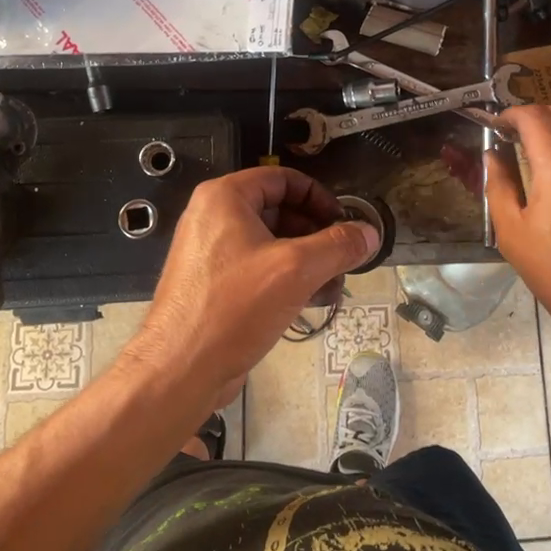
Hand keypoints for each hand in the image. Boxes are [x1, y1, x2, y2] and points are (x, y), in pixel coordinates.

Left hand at [128, 167, 378, 392]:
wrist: (179, 370)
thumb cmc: (234, 307)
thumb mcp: (296, 269)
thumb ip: (338, 246)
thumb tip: (371, 232)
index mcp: (225, 198)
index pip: (284, 179)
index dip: (319, 198)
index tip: (345, 223)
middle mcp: (214, 217)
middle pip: (279, 211)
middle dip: (317, 235)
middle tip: (344, 260)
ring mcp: (211, 253)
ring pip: (271, 244)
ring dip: (307, 261)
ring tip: (334, 287)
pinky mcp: (213, 285)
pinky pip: (258, 269)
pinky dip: (286, 279)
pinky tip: (312, 302)